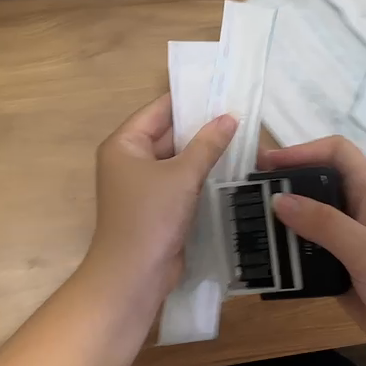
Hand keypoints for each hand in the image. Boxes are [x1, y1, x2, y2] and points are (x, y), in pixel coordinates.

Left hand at [86, 94, 236, 292]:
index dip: (188, 100)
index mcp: (124, 144)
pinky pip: (180, 181)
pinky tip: (229, 167)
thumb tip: (230, 117)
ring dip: (203, 151)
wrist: (133, 276)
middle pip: (168, 133)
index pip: (158, 110)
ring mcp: (142, 185)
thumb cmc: (150, 217)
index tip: (220, 88)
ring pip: (176, 159)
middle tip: (238, 112)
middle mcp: (129, 160)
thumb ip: (207, 144)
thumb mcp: (182, 175)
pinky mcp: (157, 206)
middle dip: (200, 126)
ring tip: (241, 135)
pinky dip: (200, 174)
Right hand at [264, 138, 365, 365]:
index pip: (338, 154)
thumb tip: (278, 199)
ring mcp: (352, 248)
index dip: (304, 151)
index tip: (268, 164)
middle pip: (318, 187)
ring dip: (282, 226)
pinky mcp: (344, 278)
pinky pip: (310, 260)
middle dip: (284, 187)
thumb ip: (323, 224)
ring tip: (246, 231)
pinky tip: (266, 267)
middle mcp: (360, 215)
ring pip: (310, 225)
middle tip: (245, 198)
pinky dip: (289, 260)